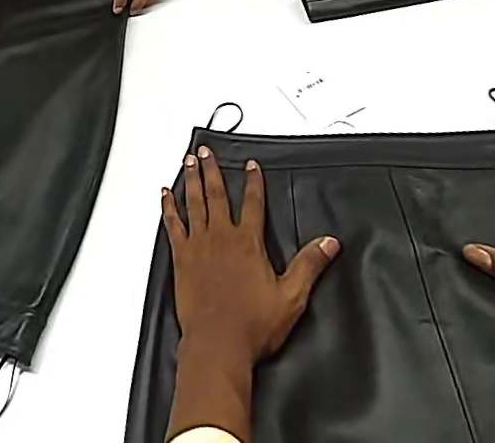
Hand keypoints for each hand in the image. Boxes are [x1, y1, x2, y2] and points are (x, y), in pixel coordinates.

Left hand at [163, 147, 340, 361]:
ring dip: (191, 180)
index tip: (251, 165)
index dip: (253, 182)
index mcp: (248, 242)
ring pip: (194, 202)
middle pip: (217, 194)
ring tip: (188, 161)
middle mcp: (221, 236)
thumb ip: (309, 266)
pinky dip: (168, 207)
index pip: (253, 203)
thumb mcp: (291, 297)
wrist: (218, 343)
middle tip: (206, 151)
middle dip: (212, 170)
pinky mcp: (181, 256)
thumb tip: (329, 243)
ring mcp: (198, 244)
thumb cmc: (253, 324)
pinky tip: (165, 194)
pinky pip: (173, 224)